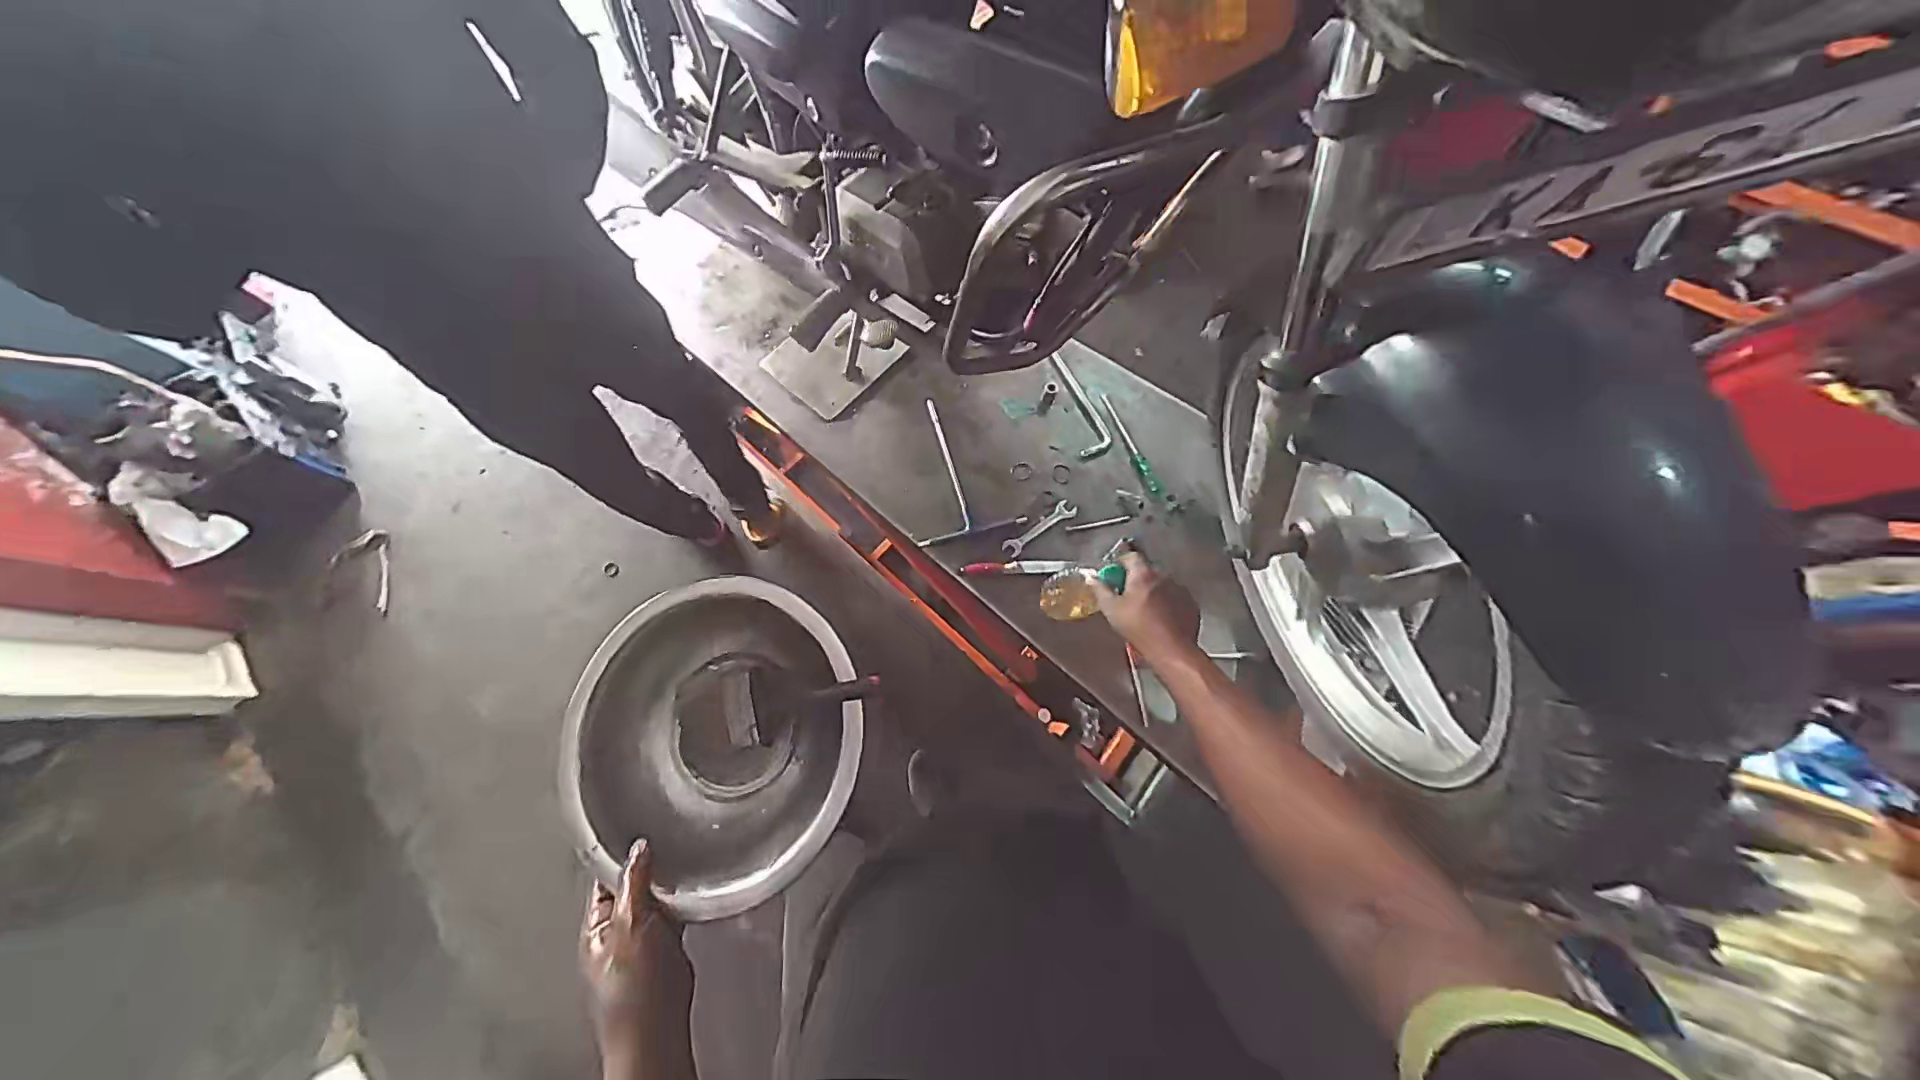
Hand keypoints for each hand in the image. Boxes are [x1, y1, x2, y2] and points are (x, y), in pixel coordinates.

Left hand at [581, 839, 695, 1079]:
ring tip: (683, 870)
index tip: (643, 829)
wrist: (657, 1029)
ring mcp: (643, 935)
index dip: (625, 852)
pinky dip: (685, 900)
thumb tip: (638, 848)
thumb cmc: (631, 994)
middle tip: (669, 848)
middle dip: (653, 866)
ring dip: (671, 884)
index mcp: (597, 923)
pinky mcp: (668, 942)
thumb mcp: (630, 925)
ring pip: (658, 895)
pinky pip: (676, 909)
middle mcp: (618, 927)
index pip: (608, 874)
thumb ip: (635, 883)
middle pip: (636, 881)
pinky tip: (693, 894)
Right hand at [1093, 551, 1200, 662]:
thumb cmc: (1138, 628)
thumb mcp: (1111, 610)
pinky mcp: (1191, 604)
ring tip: (1145, 612)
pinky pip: (1175, 598)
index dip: (1121, 563)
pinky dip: (1167, 604)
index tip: (1115, 575)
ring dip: (1153, 593)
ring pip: (1162, 585)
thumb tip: (1092, 578)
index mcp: (1143, 574)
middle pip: (1146, 572)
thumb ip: (1100, 590)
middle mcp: (1164, 577)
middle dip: (1136, 581)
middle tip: (1127, 598)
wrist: (1172, 650)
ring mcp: (1180, 590)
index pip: (1131, 556)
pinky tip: (1161, 620)